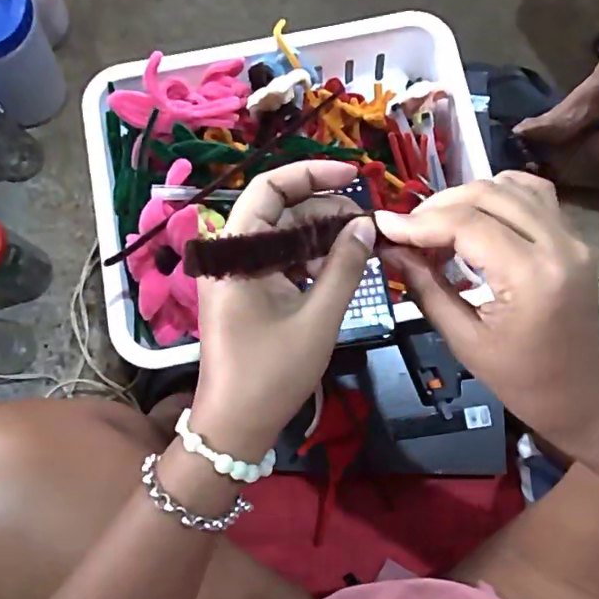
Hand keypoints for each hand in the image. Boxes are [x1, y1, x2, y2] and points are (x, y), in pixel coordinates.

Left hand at [192, 161, 376, 459]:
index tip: (354, 175)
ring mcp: (235, 275)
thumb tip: (366, 226)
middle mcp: (229, 255)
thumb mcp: (317, 318)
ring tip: (362, 245)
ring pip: (282, 237)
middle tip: (368, 224)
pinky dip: (309, 260)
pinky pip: (279, 262)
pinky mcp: (245, 293)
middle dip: (325, 210)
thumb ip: (344, 267)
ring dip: (321, 236)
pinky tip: (339, 268)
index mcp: (234, 252)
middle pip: (279, 211)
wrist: (234, 425)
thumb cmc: (271, 373)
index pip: (269, 187)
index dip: (312, 173)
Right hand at [374, 172, 598, 443]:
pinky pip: (534, 195)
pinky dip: (499, 194)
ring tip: (437, 224)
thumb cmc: (519, 378)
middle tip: (406, 230)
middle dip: (438, 207)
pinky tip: (476, 214)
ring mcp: (573, 237)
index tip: (383, 226)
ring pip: (511, 186)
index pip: (467, 225)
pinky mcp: (575, 237)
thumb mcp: (464, 339)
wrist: (578, 392)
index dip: (419, 222)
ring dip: (466, 197)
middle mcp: (559, 245)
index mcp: (531, 278)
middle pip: (488, 195)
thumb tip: (391, 249)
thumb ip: (427, 288)